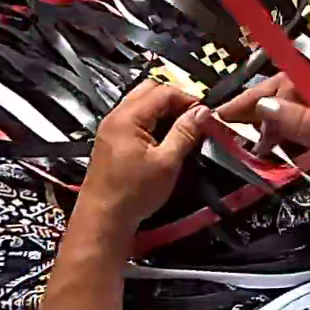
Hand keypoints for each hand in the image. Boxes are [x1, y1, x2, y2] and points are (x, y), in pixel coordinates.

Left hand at [78, 81, 209, 230]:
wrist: (103, 219)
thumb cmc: (135, 192)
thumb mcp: (167, 163)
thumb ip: (185, 133)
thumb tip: (204, 111)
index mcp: (128, 117)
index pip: (163, 92)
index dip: (188, 98)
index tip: (206, 114)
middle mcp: (116, 115)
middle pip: (149, 90)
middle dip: (175, 99)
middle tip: (194, 117)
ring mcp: (111, 126)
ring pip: (142, 102)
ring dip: (164, 109)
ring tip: (183, 126)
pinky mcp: (112, 139)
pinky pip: (135, 117)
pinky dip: (153, 119)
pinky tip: (166, 136)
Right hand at [217, 74, 309, 223]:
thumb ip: (303, 122)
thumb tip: (263, 104)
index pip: (293, 84)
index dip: (262, 98)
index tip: (234, 117)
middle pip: (290, 97)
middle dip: (261, 111)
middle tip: (227, 125)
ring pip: (294, 117)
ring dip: (271, 128)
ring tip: (248, 144)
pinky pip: (303, 136)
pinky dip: (284, 142)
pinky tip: (269, 151)